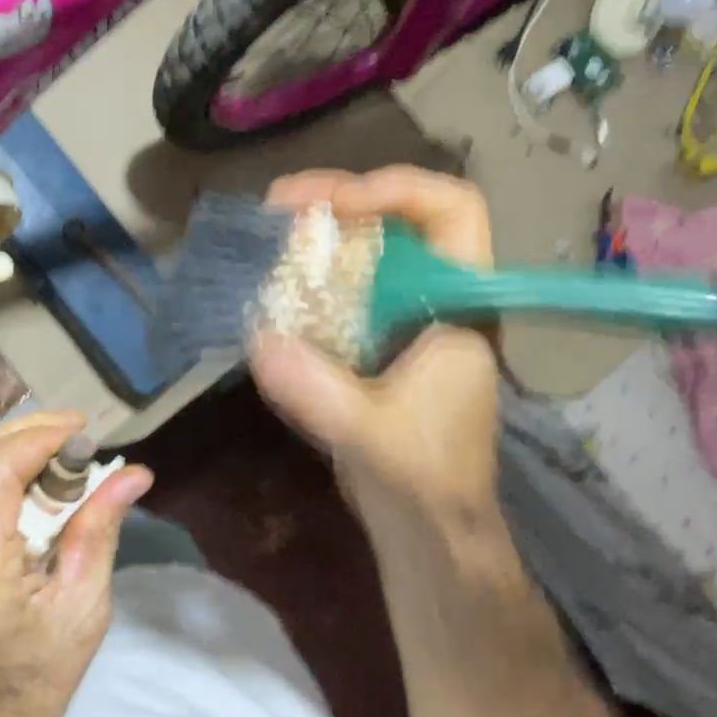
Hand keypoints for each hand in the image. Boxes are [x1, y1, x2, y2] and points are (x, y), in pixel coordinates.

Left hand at [0, 411, 153, 716]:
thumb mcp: (81, 613)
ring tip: (61, 461)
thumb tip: (133, 474)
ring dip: (10, 451)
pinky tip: (30, 489)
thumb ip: (97, 533)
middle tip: (78, 441)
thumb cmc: (33, 687)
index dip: (38, 436)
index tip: (84, 431)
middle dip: (26, 434)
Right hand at [248, 167, 501, 521]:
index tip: (331, 204)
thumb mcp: (369, 435)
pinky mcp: (373, 351)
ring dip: (317, 239)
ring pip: (367, 257)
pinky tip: (268, 291)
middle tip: (276, 206)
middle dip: (339, 202)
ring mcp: (403, 326)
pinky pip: (340, 297)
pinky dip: (304, 283)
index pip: (450, 211)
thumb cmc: (421, 478)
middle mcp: (435, 302)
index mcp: (458, 306)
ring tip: (266, 235)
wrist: (425, 527)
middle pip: (398, 223)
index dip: (395, 189)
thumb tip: (258, 341)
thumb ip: (319, 390)